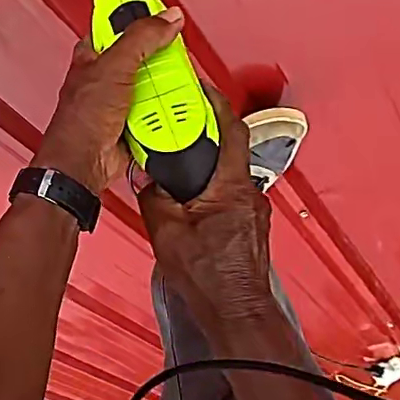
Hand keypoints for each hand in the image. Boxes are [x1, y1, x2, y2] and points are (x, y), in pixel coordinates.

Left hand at [32, 8, 184, 194]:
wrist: (84, 164)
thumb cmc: (79, 121)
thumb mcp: (114, 68)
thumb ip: (141, 38)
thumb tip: (167, 17)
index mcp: (93, 55)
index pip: (115, 25)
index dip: (135, 14)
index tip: (158, 11)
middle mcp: (105, 77)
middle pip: (142, 55)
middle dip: (160, 58)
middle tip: (171, 58)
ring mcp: (120, 101)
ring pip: (153, 84)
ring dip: (165, 88)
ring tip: (169, 89)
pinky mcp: (133, 123)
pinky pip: (158, 110)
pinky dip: (166, 111)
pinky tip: (167, 111)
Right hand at [136, 84, 279, 328]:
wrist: (235, 312)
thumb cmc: (210, 279)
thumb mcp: (166, 233)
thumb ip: (154, 198)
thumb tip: (148, 180)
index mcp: (231, 188)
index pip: (230, 130)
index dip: (215, 103)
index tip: (200, 87)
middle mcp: (248, 194)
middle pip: (229, 149)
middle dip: (205, 133)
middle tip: (179, 123)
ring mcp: (252, 211)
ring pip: (227, 174)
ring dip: (205, 164)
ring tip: (178, 164)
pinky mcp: (248, 226)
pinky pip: (228, 194)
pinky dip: (209, 187)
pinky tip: (189, 200)